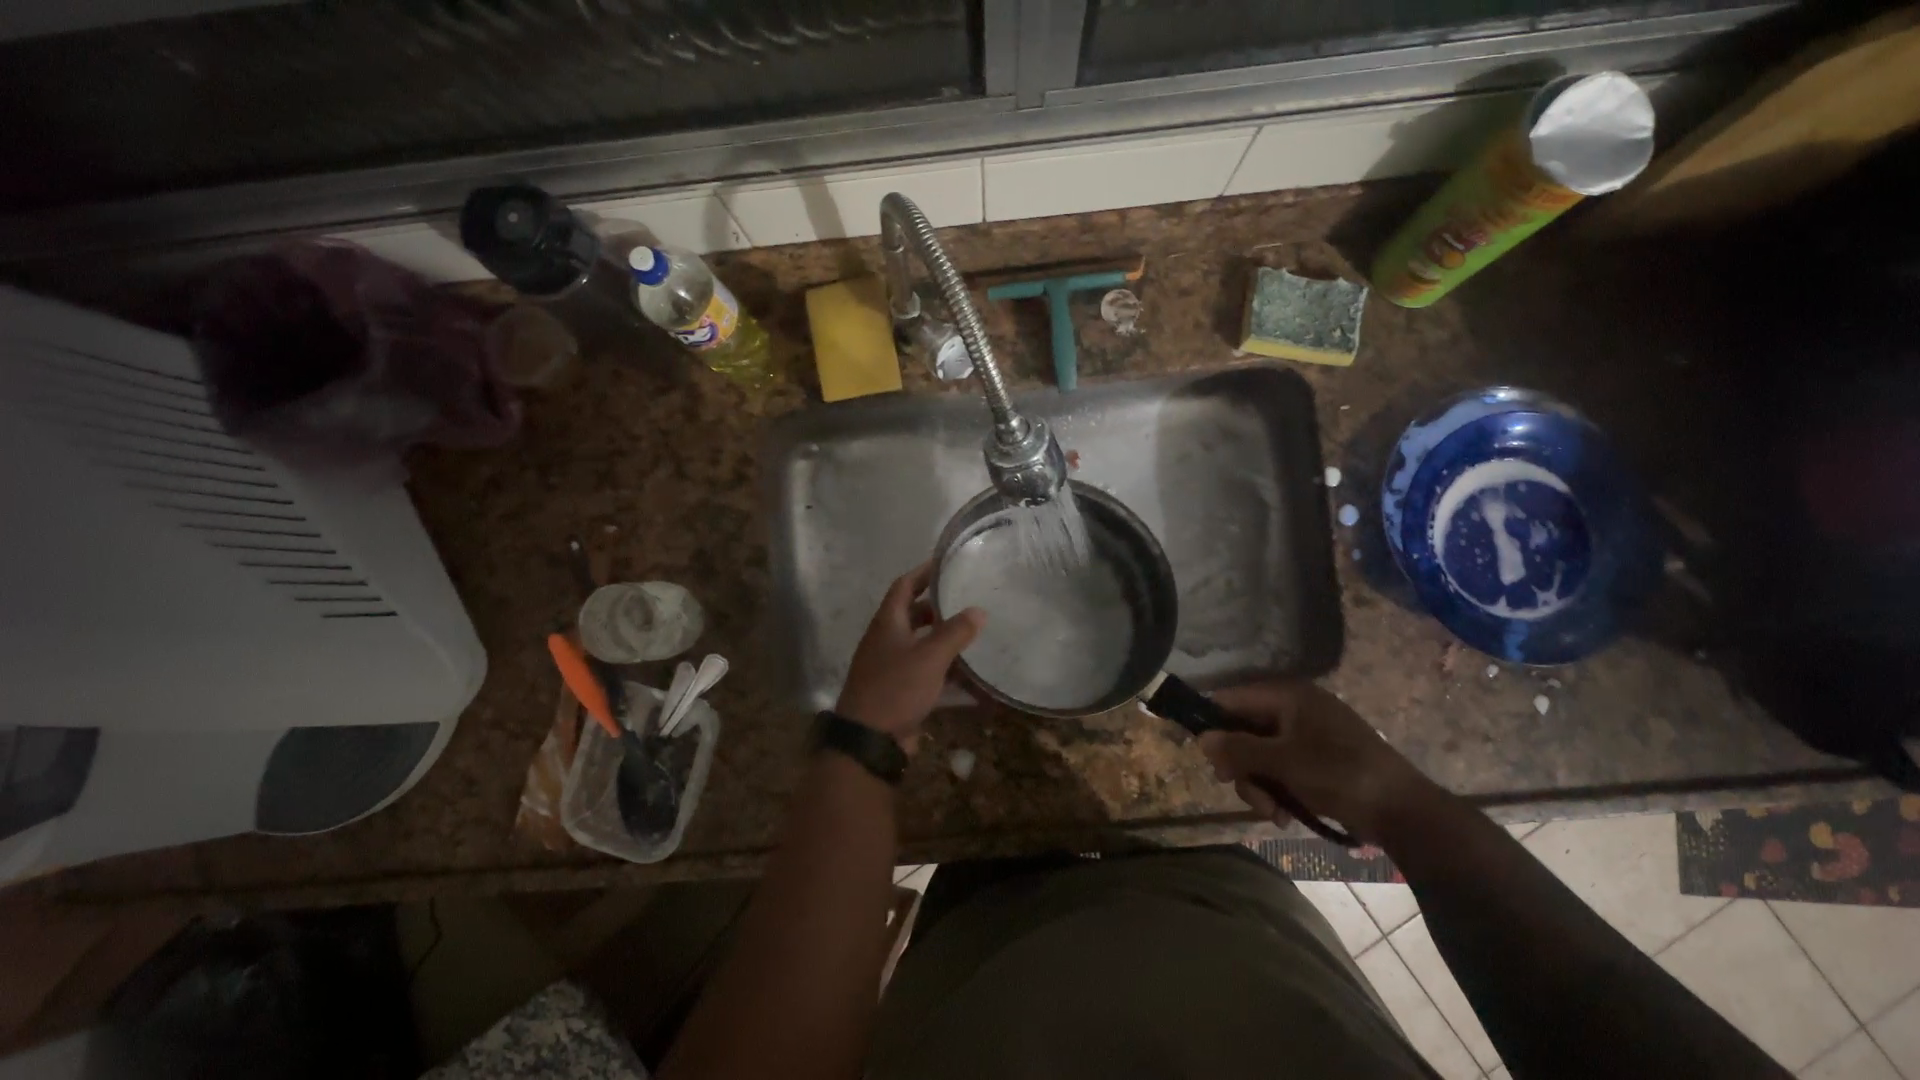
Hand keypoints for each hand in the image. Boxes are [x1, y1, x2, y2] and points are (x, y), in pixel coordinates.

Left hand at [835, 562, 984, 752]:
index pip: (904, 586)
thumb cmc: (896, 688)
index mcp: (887, 624)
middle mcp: (886, 641)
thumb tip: (979, 610)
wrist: (870, 740)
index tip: (946, 563)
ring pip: (922, 648)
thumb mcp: (929, 657)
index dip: (923, 573)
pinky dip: (948, 676)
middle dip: (939, 610)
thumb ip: (955, 632)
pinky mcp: (900, 693)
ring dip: (946, 644)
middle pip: (913, 616)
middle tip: (968, 602)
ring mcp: (892, 669)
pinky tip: (973, 682)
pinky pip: (928, 677)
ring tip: (977, 638)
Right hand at [1198, 681, 1436, 842]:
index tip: (1203, 757)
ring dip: (1259, 786)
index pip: (1231, 699)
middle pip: (1243, 732)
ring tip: (1273, 813)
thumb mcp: (1282, 762)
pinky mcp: (1318, 760)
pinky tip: (1287, 815)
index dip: (1212, 725)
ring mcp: (1308, 735)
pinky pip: (1282, 769)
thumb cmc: (1339, 775)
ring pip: (1260, 756)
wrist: (1402, 809)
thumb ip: (1238, 749)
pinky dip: (1278, 791)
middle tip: (1240, 790)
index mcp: (1288, 696)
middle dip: (1241, 767)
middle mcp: (1295, 709)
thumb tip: (1201, 739)